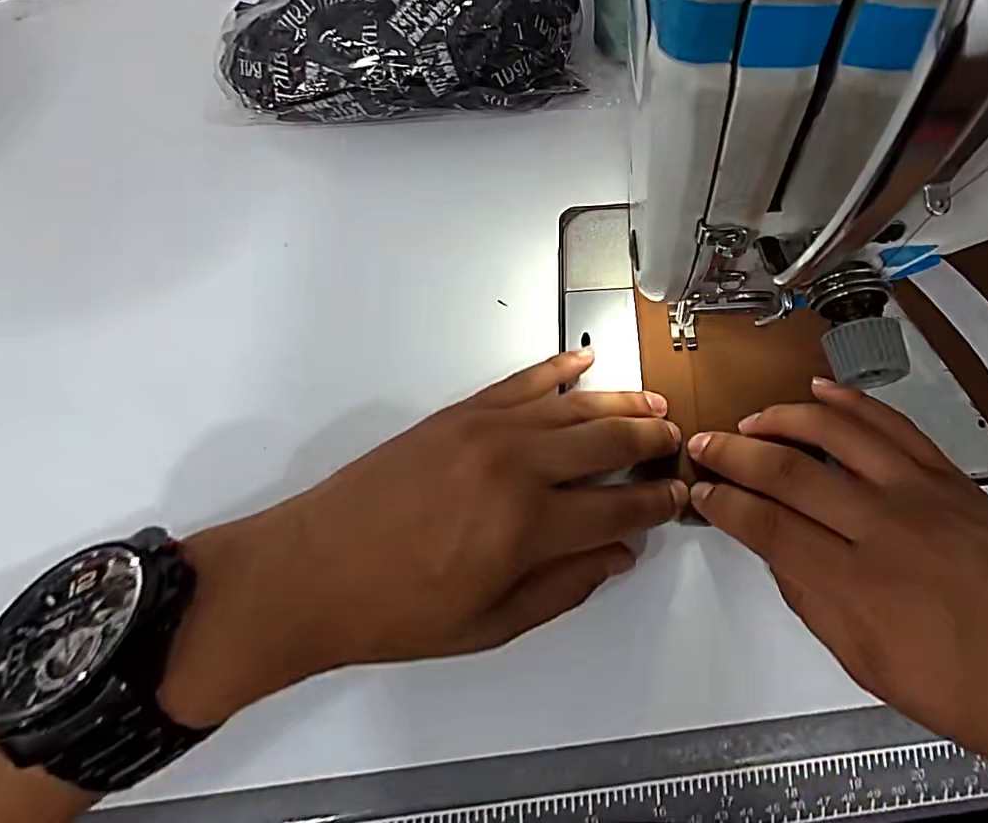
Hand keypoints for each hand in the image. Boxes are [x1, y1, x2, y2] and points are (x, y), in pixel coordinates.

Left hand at [163, 349, 686, 724]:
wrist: (310, 571)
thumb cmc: (395, 609)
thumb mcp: (491, 625)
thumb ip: (565, 587)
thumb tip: (618, 556)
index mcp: (527, 528)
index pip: (619, 508)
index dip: (657, 504)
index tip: (677, 498)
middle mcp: (517, 468)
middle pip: (610, 442)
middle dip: (654, 440)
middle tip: (676, 441)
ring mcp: (489, 429)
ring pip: (577, 404)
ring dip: (622, 401)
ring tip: (653, 402)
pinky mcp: (462, 411)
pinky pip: (524, 380)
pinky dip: (560, 368)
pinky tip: (585, 361)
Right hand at [686, 379, 987, 774]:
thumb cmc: (972, 690)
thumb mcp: (869, 666)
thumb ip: (812, 601)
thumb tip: (775, 554)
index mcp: (858, 585)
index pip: (766, 525)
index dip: (724, 503)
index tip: (702, 491)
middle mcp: (884, 528)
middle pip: (788, 471)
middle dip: (734, 452)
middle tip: (707, 443)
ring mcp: (920, 494)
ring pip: (835, 433)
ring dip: (784, 417)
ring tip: (754, 418)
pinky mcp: (950, 478)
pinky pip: (894, 425)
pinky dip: (853, 403)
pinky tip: (824, 392)